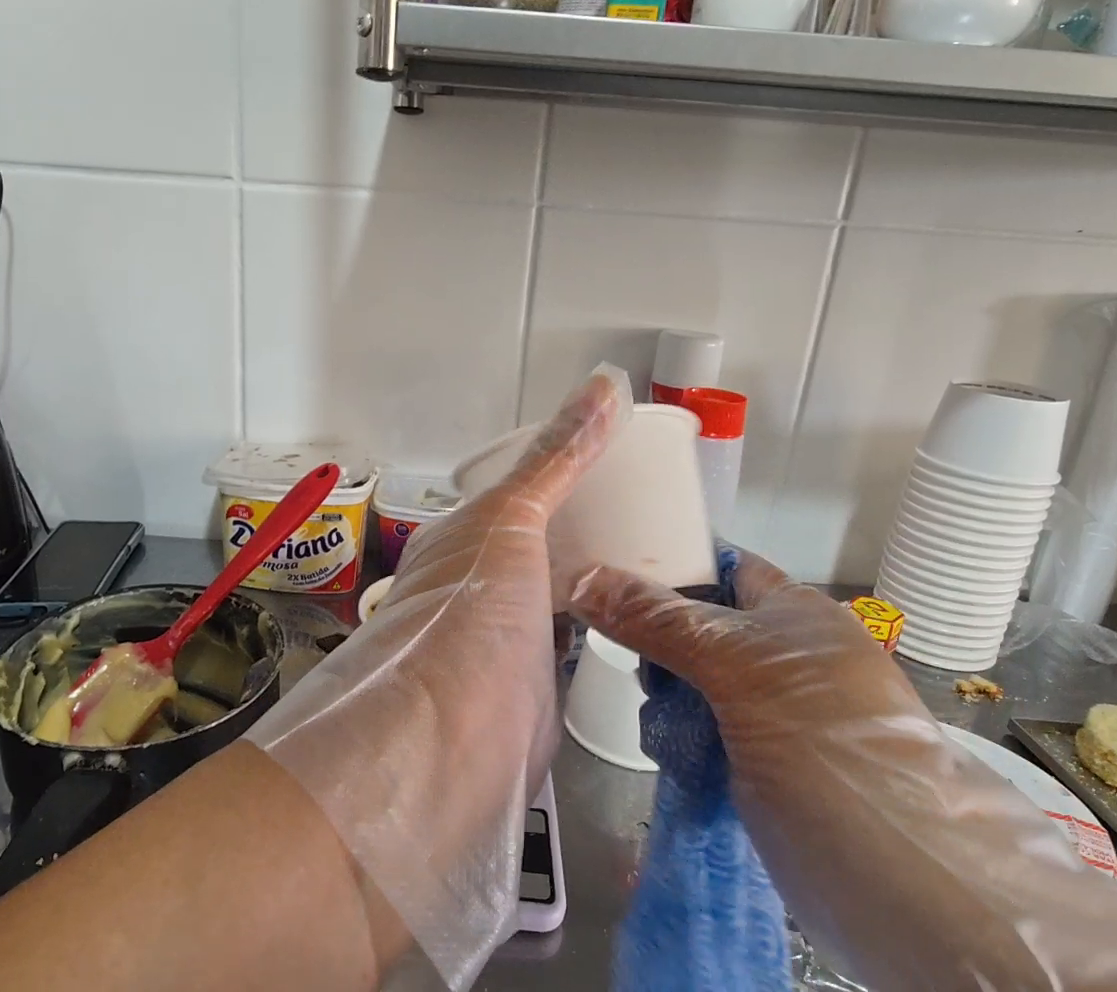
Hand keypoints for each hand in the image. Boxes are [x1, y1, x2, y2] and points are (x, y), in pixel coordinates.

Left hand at [246, 367, 627, 988]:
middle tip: (656, 507)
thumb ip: (555, 458)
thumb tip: (602, 382)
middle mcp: (480, 589)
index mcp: (464, 542)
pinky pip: (578, 644)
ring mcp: (507, 641)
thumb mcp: (511, 517)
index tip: (618, 465)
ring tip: (663, 552)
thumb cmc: (470, 607)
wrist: (453, 732)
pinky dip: (606, 626)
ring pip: (560, 596)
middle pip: (541, 548)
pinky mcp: (537, 690)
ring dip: (599, 578)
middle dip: (588, 529)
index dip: (561, 479)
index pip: (517, 498)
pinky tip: (644, 615)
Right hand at [568, 548, 1116, 991]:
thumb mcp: (736, 666)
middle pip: (697, 627)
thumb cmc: (822, 740)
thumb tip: (580, 577)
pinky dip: (680, 739)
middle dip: (656, 643)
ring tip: (658, 723)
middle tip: (632, 663)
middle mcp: (784, 653)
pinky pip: (702, 731)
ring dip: (666, 699)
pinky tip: (669, 753)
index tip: (609, 573)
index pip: (722, 565)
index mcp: (792, 611)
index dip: (670, 563)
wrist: (897, 870)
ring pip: (693, 684)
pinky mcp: (762, 761)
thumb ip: (657, 620)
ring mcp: (774, 710)